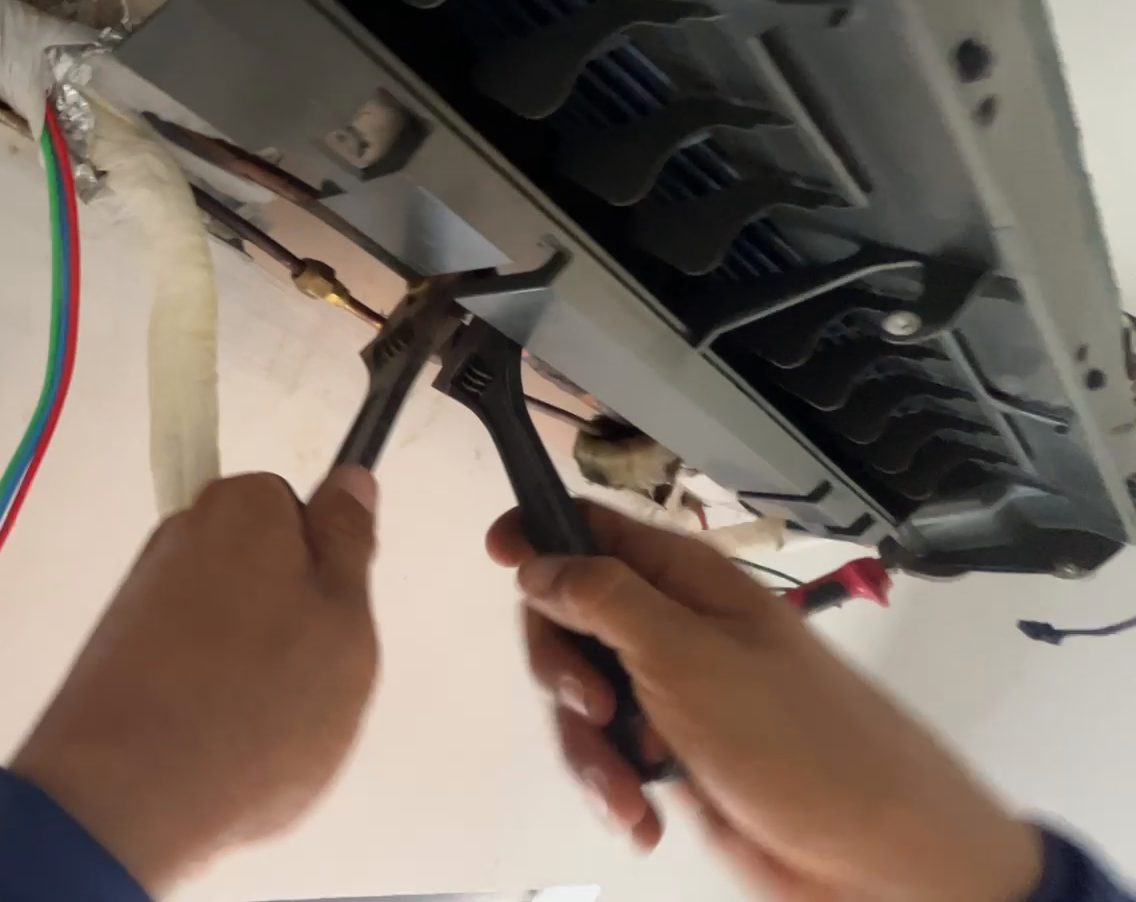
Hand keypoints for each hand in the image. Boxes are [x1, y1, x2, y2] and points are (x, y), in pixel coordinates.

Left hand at [11, 470, 379, 893]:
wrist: (123, 796)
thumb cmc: (257, 702)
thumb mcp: (341, 620)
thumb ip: (348, 541)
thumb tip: (350, 478)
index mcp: (240, 506)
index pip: (298, 511)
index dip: (322, 568)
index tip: (324, 622)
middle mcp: (182, 532)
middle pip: (261, 561)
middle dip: (286, 611)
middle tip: (301, 677)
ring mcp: (143, 589)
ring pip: (228, 613)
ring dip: (248, 655)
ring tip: (256, 719)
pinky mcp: (117, 643)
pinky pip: (187, 651)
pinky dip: (206, 683)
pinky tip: (216, 735)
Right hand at [487, 503, 1042, 901]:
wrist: (890, 873)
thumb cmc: (795, 741)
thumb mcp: (687, 654)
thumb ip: (600, 597)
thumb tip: (532, 562)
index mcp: (675, 578)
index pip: (584, 523)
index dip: (534, 530)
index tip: (499, 557)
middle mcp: (660, 620)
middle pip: (560, 610)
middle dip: (559, 663)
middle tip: (591, 704)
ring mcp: (658, 684)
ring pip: (571, 684)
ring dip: (585, 742)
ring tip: (628, 786)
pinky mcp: (658, 743)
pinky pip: (596, 743)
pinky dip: (607, 779)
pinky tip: (637, 814)